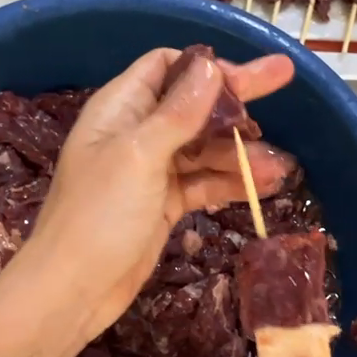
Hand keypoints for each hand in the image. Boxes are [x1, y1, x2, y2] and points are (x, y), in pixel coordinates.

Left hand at [15, 47, 294, 343]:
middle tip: (284, 79)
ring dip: (241, 151)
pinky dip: (232, 182)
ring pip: (204, 148)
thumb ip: (178, 113)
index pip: (165, 67)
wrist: (72, 291)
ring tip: (283, 164)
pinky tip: (267, 185)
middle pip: (192, 104)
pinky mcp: (163, 204)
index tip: (244, 77)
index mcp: (120, 109)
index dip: (204, 67)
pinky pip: (204, 183)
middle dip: (236, 100)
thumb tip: (210, 65)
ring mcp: (150, 170)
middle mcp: (136, 132)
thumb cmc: (98, 216)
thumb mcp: (139, 157)